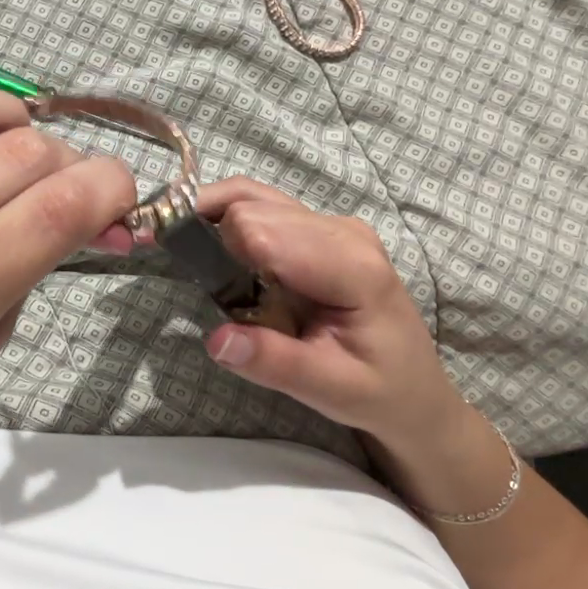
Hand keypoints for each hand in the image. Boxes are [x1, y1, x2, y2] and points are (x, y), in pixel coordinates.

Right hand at [196, 178, 466, 446]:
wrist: (416, 393)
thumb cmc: (379, 393)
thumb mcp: (332, 392)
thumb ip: (276, 363)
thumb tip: (216, 340)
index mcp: (353, 266)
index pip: (262, 230)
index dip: (214, 245)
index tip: (177, 266)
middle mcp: (342, 231)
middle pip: (249, 207)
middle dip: (205, 229)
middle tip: (172, 261)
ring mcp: (331, 224)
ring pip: (250, 195)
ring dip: (209, 215)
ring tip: (178, 244)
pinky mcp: (317, 227)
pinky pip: (259, 203)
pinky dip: (223, 215)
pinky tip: (206, 241)